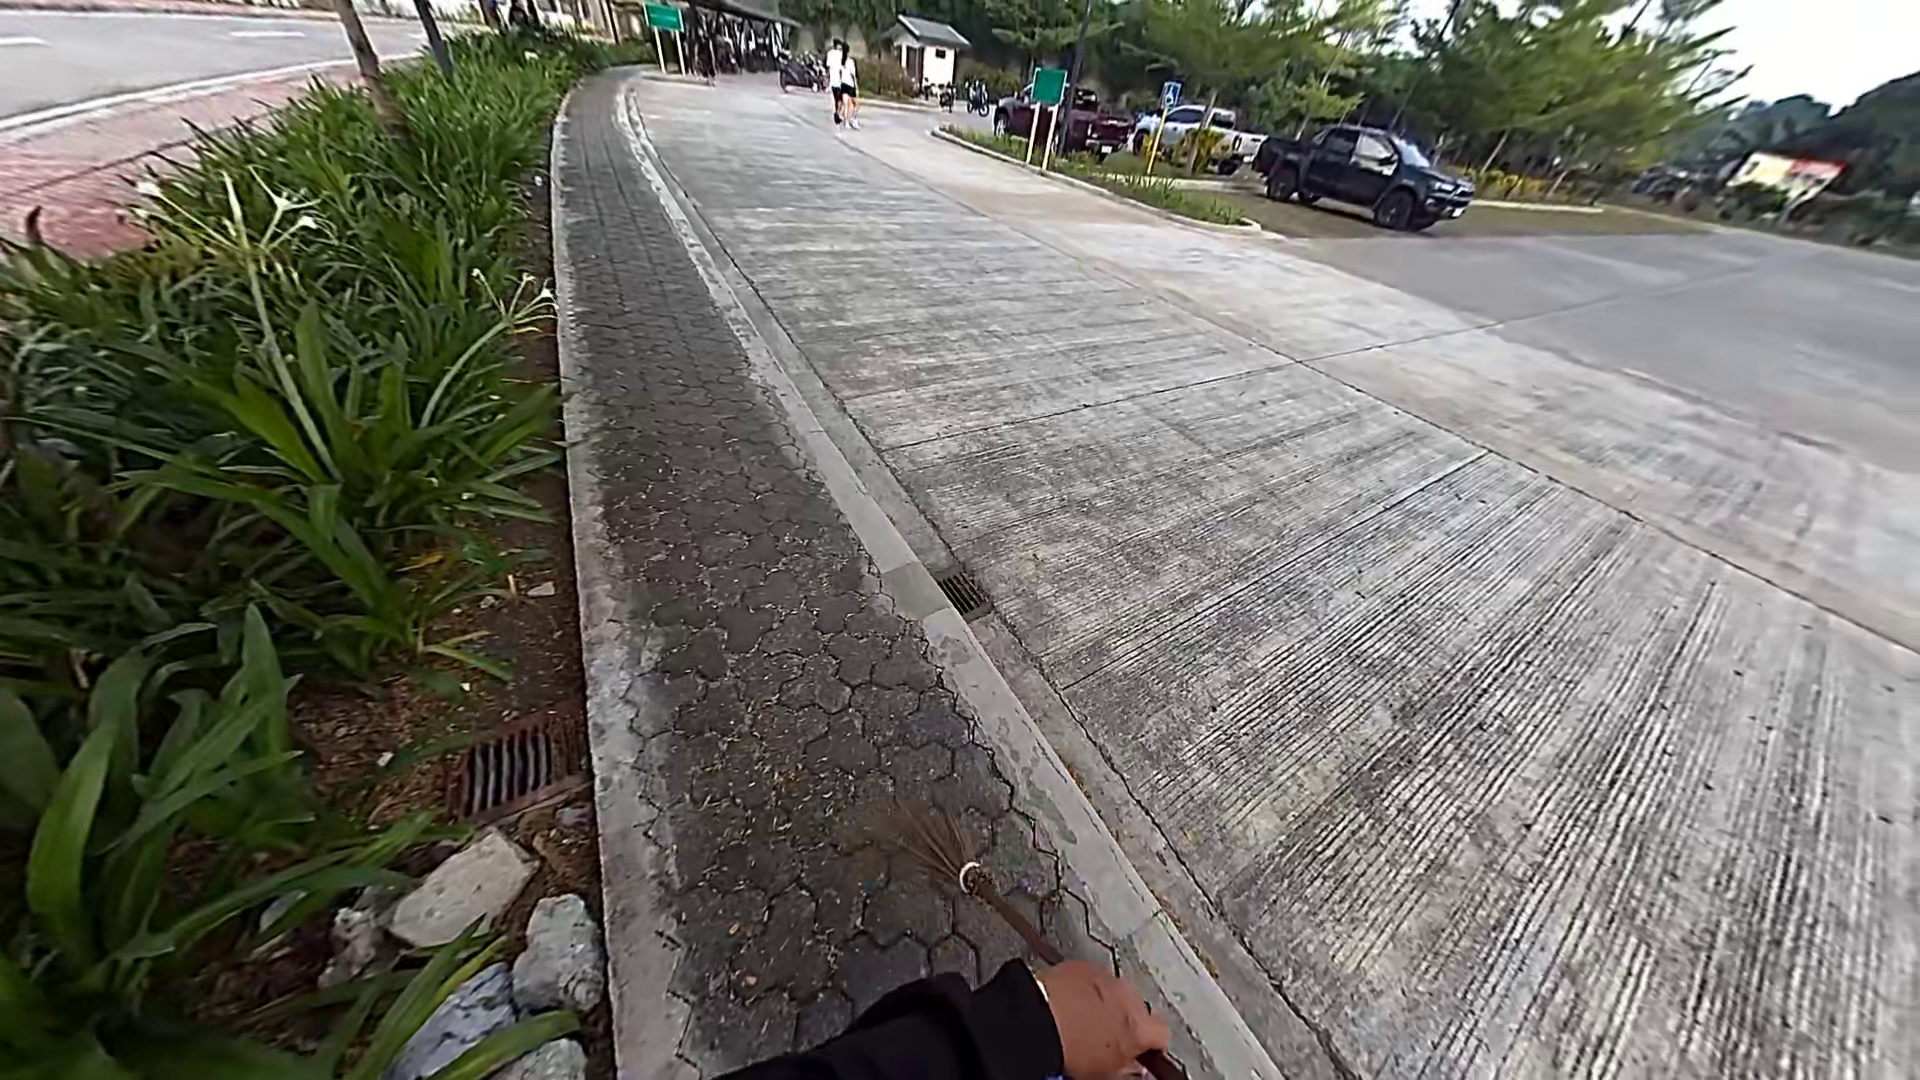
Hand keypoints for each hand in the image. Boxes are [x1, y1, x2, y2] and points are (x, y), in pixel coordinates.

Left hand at [1035, 960, 1169, 1078]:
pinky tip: (1077, 999)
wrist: (1041, 1016)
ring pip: (1117, 990)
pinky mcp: (1084, 964)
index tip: (1145, 1049)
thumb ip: (1129, 1068)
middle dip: (1129, 1019)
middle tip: (1112, 1034)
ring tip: (1090, 1016)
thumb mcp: (1107, 1072)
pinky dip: (1090, 986)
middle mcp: (1126, 995)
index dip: (1153, 1043)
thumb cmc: (1071, 1046)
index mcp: (1137, 1026)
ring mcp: (1105, 976)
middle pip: (1138, 1007)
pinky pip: (1095, 976)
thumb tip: (1134, 1068)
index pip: (1162, 1033)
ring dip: (1110, 1000)